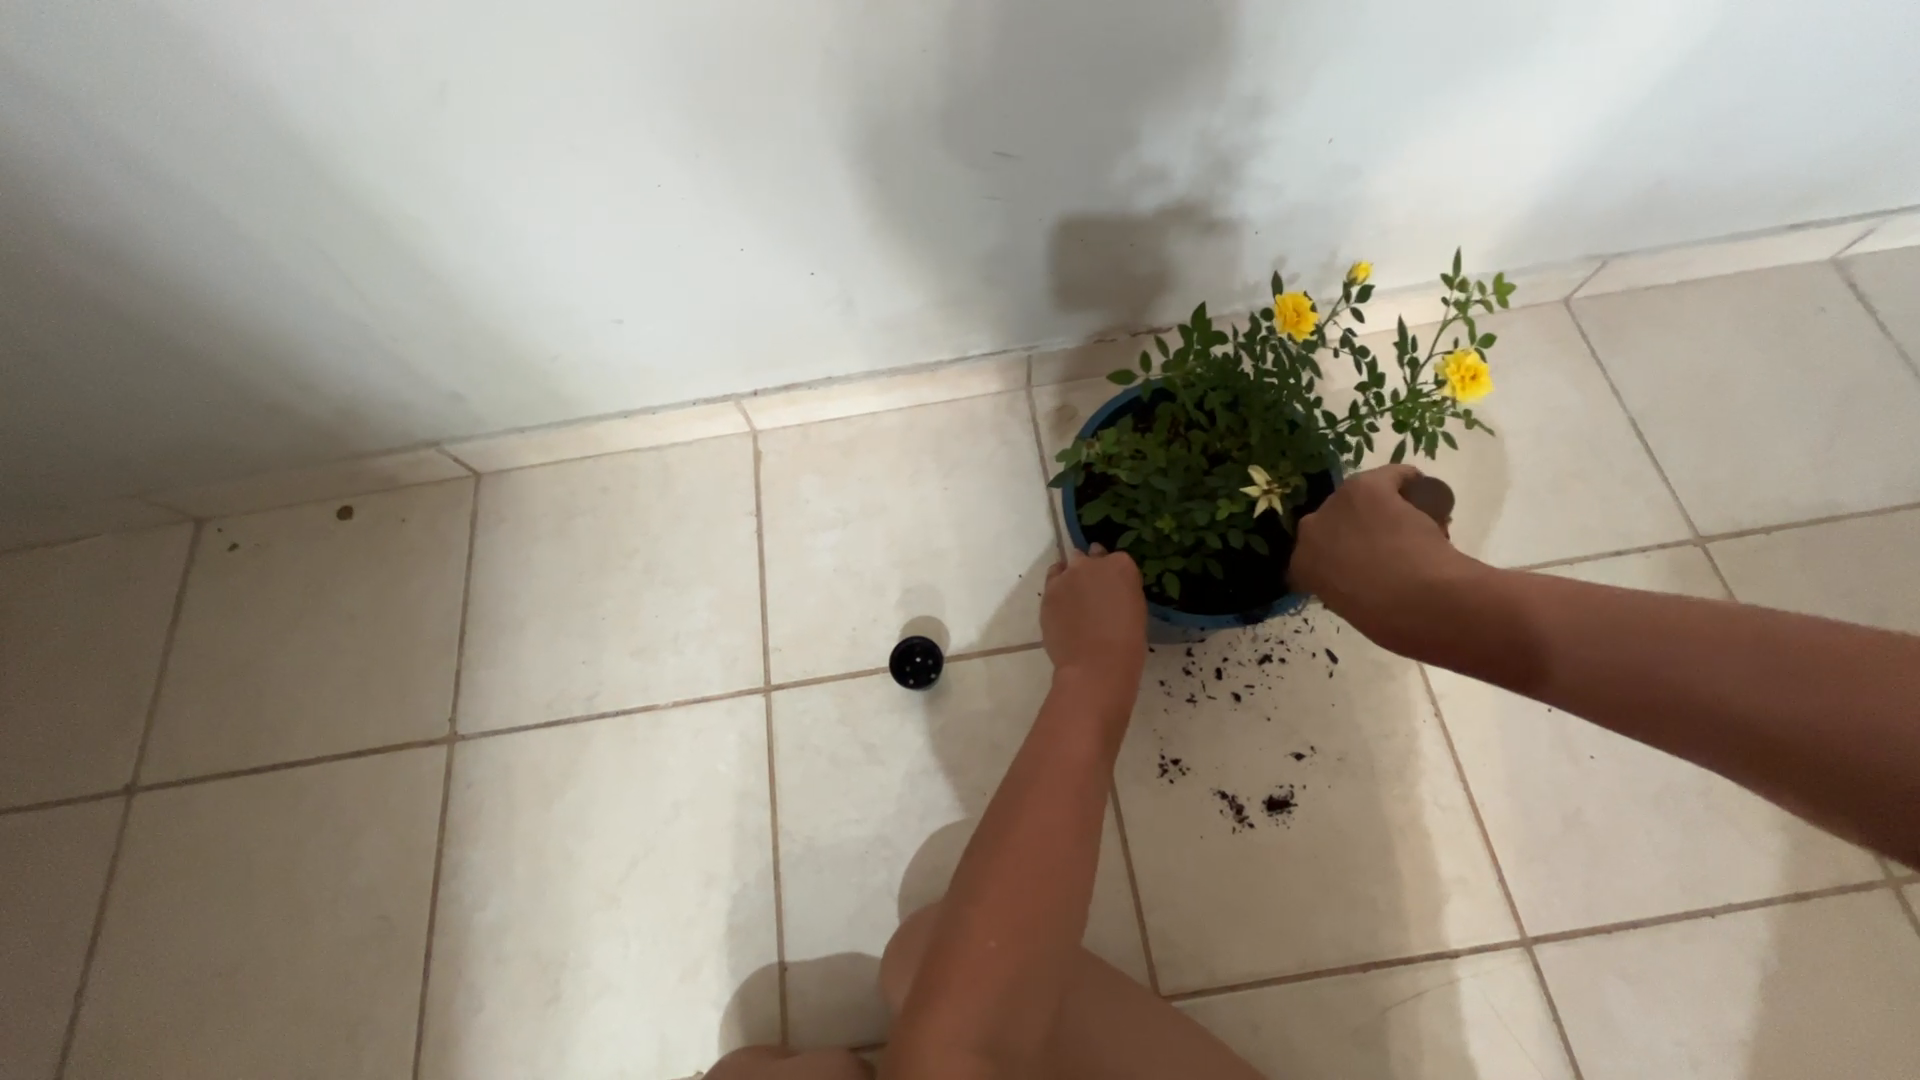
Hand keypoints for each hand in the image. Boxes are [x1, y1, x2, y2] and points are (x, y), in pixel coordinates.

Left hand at [1042, 545, 1147, 691]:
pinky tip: (1061, 609)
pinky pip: (1051, 584)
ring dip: (1069, 577)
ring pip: (1065, 567)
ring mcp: (1066, 576)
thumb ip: (1121, 589)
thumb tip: (1109, 589)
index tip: (1112, 588)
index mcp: (1121, 565)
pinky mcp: (1047, 592)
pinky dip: (1056, 592)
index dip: (1113, 574)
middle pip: (1088, 557)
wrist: (1095, 664)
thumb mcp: (1135, 607)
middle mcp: (1091, 563)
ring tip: (1072, 599)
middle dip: (1089, 570)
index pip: (1116, 559)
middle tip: (1091, 592)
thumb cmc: (1127, 642)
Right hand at [1290, 465, 1482, 649]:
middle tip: (1388, 542)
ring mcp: (1336, 506)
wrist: (1413, 600)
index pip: (1317, 550)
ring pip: (1361, 496)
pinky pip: (1389, 476)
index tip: (1367, 563)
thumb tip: (1365, 584)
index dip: (1344, 553)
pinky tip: (1423, 490)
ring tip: (1412, 525)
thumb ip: (1346, 589)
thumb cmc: (1385, 616)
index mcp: (1302, 565)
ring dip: (1382, 506)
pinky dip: (1407, 481)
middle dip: (1357, 525)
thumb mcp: (1351, 607)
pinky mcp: (1366, 488)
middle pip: (1335, 518)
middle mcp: (1310, 530)